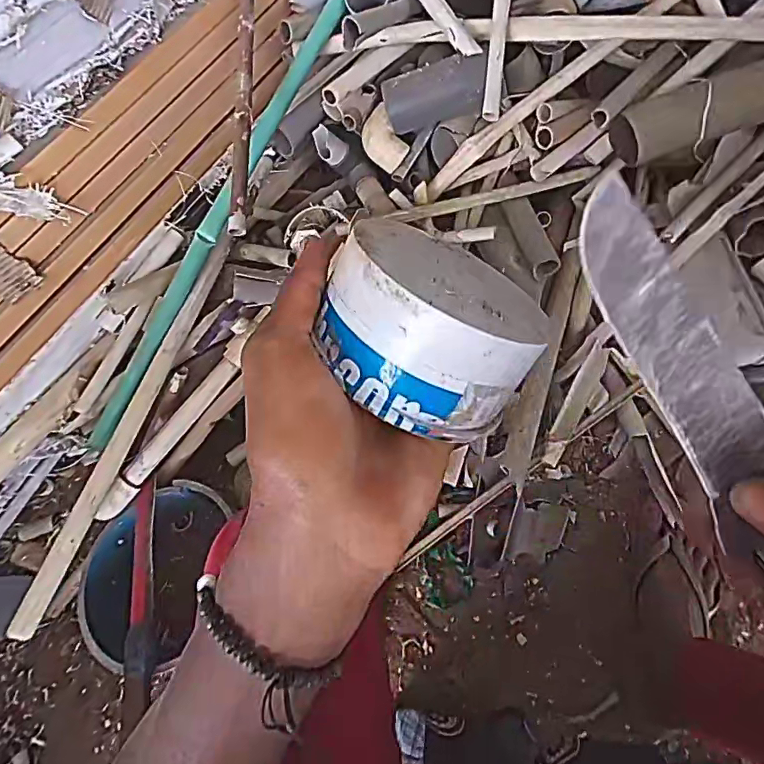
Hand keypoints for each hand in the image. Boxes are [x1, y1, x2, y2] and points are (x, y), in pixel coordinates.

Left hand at [215, 236, 451, 663]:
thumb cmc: (293, 446)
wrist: (334, 521)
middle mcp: (358, 371)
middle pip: (393, 318)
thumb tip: (313, 249)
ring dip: (446, 328)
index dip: (363, 269)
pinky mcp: (431, 423)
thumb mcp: (276, 357)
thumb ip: (295, 301)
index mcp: (316, 354)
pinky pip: (458, 388)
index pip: (344, 296)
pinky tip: (487, 344)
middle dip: (413, 295)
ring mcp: (396, 396)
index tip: (387, 242)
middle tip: (437, 268)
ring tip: (468, 298)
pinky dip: (472, 370)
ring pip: (429, 348)